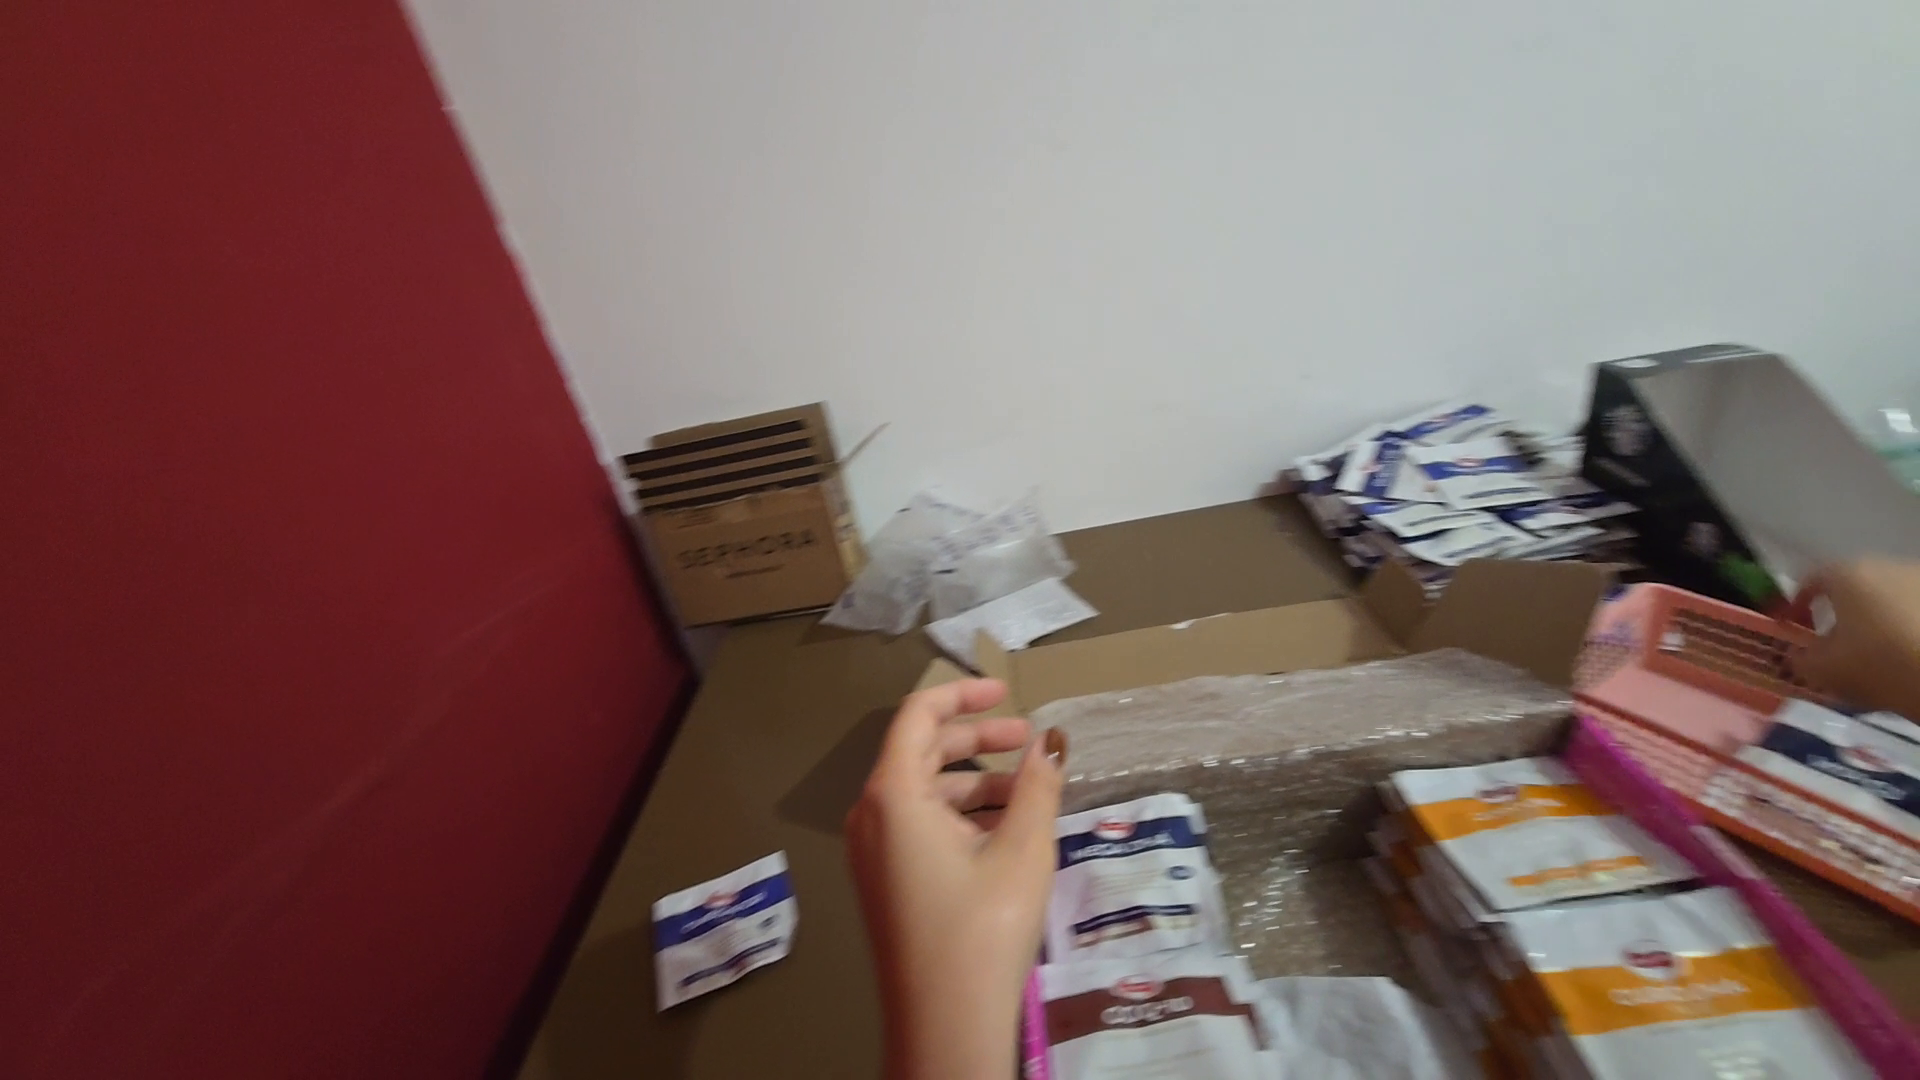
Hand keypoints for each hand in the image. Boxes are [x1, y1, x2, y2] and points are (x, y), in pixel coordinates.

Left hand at [845, 679, 1066, 1079]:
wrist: (944, 1029)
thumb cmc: (982, 926)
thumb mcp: (1022, 848)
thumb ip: (1038, 783)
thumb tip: (1052, 741)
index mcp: (893, 793)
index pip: (919, 715)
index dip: (963, 694)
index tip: (1008, 692)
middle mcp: (872, 813)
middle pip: (923, 750)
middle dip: (978, 740)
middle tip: (1029, 741)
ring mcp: (874, 849)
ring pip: (926, 792)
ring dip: (977, 783)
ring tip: (1031, 793)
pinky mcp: (885, 879)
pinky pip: (921, 825)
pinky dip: (962, 816)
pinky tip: (1006, 831)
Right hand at [1790, 558, 1919, 719]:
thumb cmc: (1889, 666)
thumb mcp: (1825, 671)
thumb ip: (1800, 657)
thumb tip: (1801, 653)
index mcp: (1849, 575)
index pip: (1809, 581)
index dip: (1795, 604)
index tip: (1793, 627)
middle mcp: (1895, 568)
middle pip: (1860, 588)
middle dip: (1848, 614)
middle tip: (1841, 645)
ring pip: (1901, 602)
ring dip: (1888, 624)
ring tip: (1887, 656)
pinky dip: (1917, 632)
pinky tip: (1916, 659)